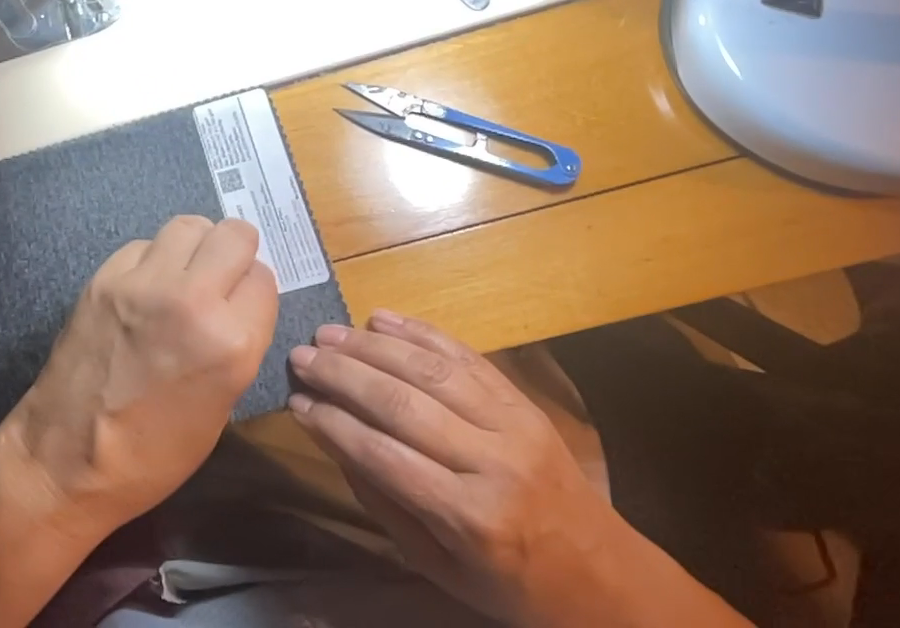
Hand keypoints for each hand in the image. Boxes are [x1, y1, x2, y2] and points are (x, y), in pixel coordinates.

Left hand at [0, 216, 278, 535]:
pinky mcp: (103, 277)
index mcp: (232, 341)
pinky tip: (143, 290)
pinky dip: (151, 260)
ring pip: (188, 226)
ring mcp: (143, 283)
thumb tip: (237, 301)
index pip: (264, 278)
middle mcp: (192, 299)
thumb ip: (238, 342)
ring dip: (194, 248)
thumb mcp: (222, 404)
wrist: (66, 459)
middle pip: (233, 235)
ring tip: (184, 276)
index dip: (253, 292)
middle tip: (219, 279)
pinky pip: (142, 245)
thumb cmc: (154, 454)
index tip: (241, 306)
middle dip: (234, 253)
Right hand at [288, 312, 744, 627]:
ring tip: (329, 334)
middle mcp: (493, 463)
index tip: (296, 402)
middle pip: (403, 404)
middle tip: (302, 356)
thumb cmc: (508, 581)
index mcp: (470, 517)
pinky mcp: (523, 402)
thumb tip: (329, 434)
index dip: (334, 424)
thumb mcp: (436, 563)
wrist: (602, 573)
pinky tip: (381, 319)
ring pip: (431, 371)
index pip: (384, 456)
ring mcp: (513, 425)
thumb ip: (381, 498)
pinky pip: (465, 357)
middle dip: (343, 375)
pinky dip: (420, 333)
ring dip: (373, 347)